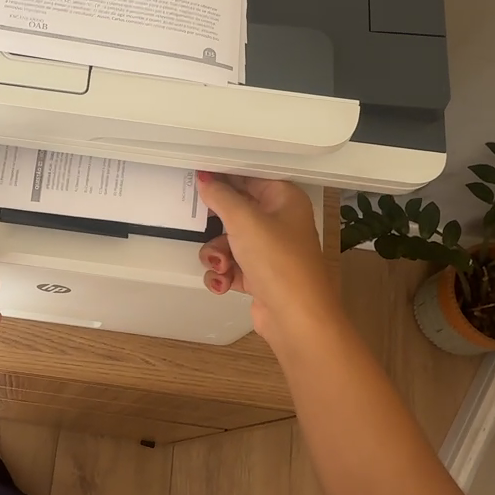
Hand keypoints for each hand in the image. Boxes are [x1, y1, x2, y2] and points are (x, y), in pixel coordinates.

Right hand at [196, 173, 344, 344]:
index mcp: (285, 200)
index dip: (224, 178)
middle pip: (235, 212)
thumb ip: (221, 196)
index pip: (250, 178)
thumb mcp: (244, 220)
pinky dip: (222, 274)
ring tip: (221, 265)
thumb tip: (206, 180)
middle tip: (204, 224)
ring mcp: (269, 251)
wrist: (295, 317)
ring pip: (228, 242)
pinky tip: (223, 282)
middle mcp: (279, 223)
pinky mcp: (258, 276)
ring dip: (216, 254)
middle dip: (216, 225)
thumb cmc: (279, 263)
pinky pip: (230, 266)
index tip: (199, 178)